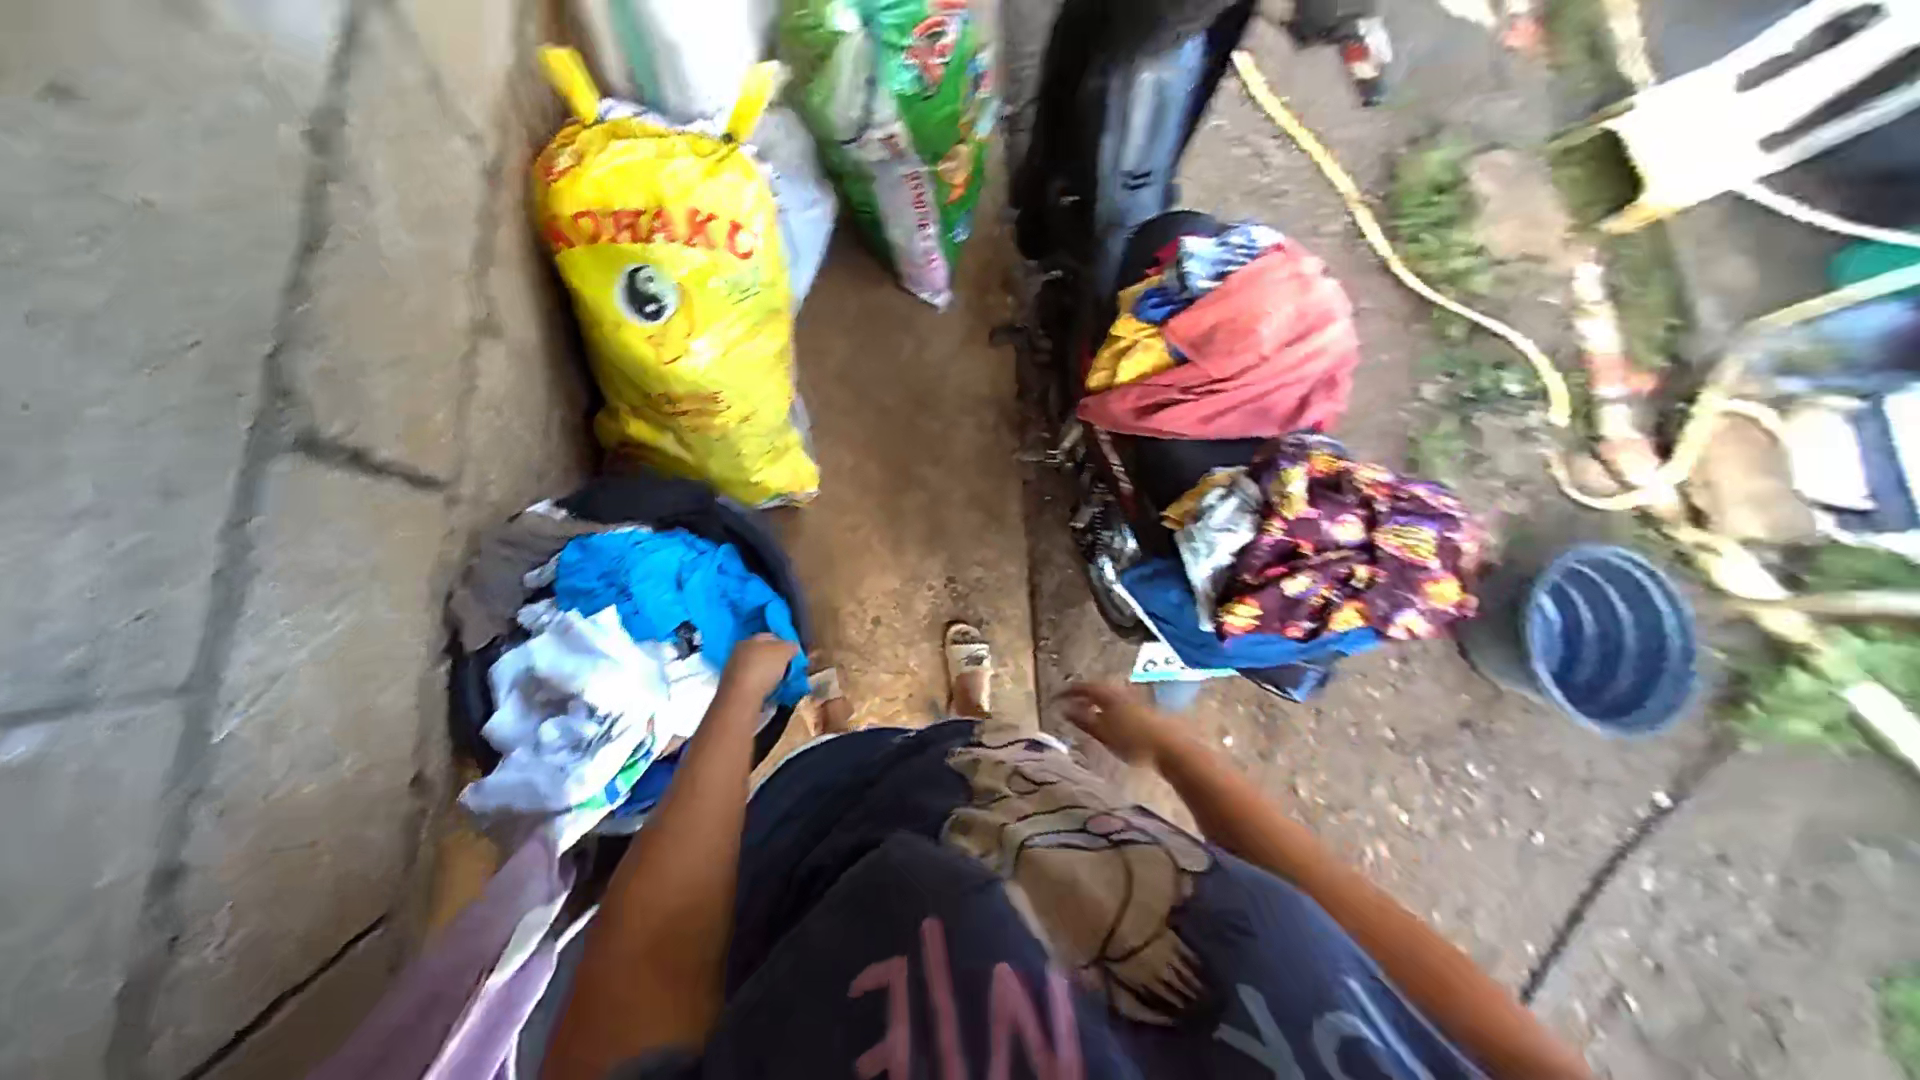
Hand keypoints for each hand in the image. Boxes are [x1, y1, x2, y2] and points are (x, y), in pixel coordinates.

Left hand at [719, 634, 798, 699]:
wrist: (741, 697)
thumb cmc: (763, 668)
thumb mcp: (784, 652)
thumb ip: (791, 646)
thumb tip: (793, 647)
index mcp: (749, 639)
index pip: (771, 636)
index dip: (785, 643)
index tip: (794, 654)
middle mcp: (739, 652)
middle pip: (763, 652)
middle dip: (776, 659)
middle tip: (789, 667)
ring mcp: (734, 670)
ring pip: (758, 667)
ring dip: (769, 673)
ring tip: (781, 681)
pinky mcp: (734, 686)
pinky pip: (753, 681)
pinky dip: (761, 684)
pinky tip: (769, 690)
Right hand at [1057, 682, 1177, 767]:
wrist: (1171, 747)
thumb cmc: (1133, 741)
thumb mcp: (1102, 732)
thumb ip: (1082, 719)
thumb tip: (1064, 709)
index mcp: (1108, 694)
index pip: (1083, 687)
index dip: (1068, 692)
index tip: (1055, 698)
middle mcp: (1121, 692)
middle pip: (1097, 689)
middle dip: (1083, 696)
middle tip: (1070, 704)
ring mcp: (1135, 700)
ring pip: (1109, 696)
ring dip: (1096, 702)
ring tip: (1087, 714)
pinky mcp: (1145, 710)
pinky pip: (1119, 703)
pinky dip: (1108, 708)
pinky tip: (1110, 722)